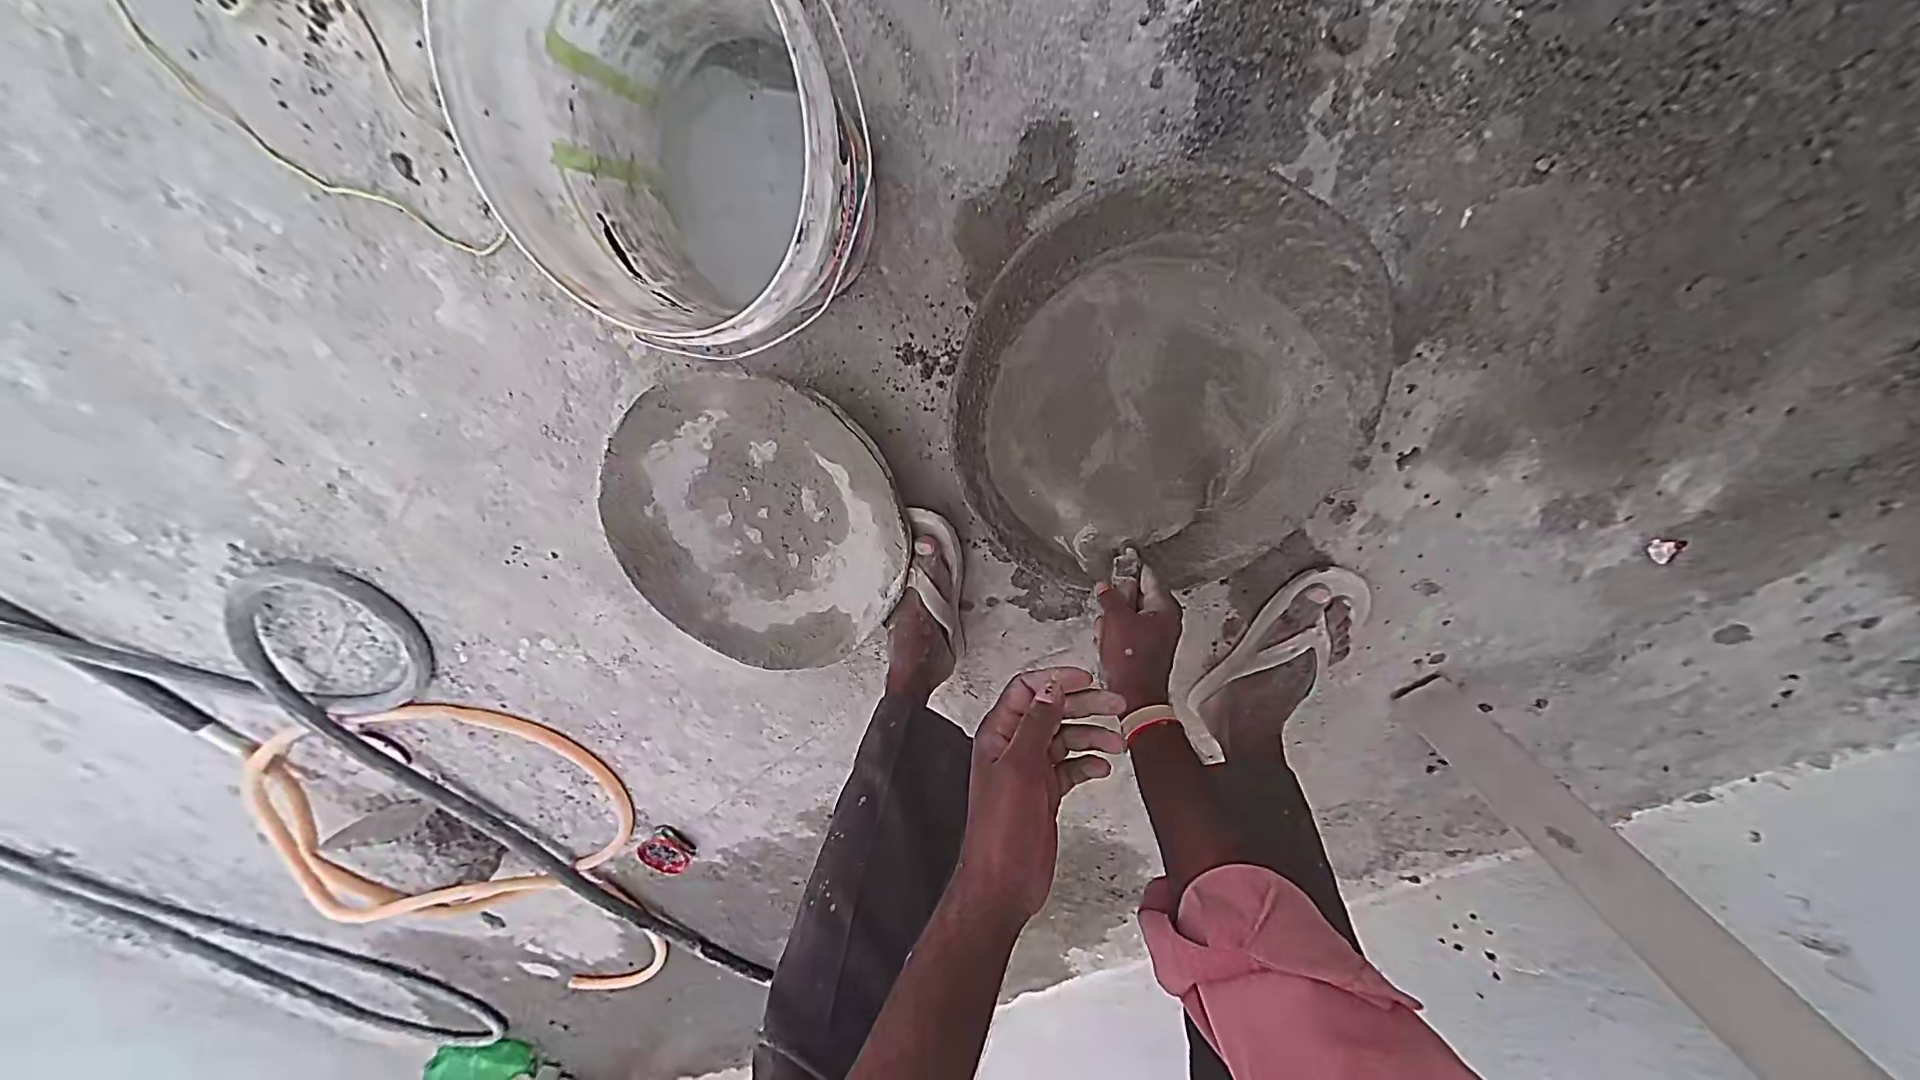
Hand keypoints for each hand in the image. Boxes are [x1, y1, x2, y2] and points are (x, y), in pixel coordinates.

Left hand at [952, 667, 1125, 928]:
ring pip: (1064, 738)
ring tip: (1117, 741)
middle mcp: (1013, 747)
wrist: (1003, 883)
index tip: (1087, 679)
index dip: (1056, 679)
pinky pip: (1070, 766)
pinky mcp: (1044, 791)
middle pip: (1051, 710)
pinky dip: (1087, 763)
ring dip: (1091, 735)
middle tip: (1115, 704)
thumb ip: (1036, 724)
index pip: (1026, 689)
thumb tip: (1052, 688)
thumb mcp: (1020, 767)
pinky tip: (1102, 767)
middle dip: (1083, 704)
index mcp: (998, 734)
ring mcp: (1030, 769)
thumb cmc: (1001, 830)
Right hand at [1096, 562, 1183, 711]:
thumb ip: (1110, 597)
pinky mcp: (1146, 648)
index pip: (1147, 577)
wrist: (1134, 697)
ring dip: (1112, 621)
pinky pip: (1126, 632)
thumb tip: (1106, 586)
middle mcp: (1166, 619)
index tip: (1118, 562)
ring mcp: (1156, 635)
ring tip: (1105, 634)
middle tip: (1107, 611)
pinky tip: (1107, 645)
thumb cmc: (1131, 660)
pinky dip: (1115, 635)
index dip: (1129, 570)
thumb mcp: (1115, 619)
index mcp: (1166, 608)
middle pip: (1136, 596)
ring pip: (1128, 615)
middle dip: (1116, 603)